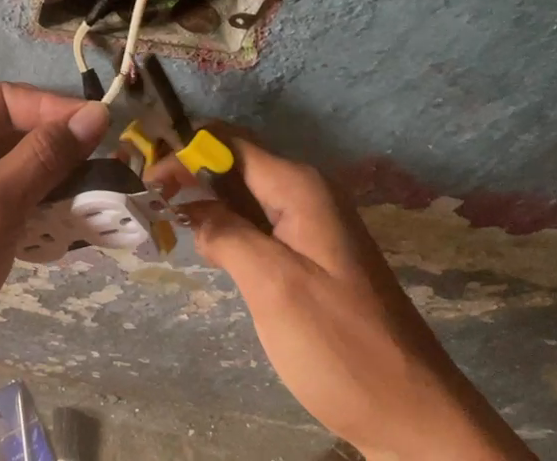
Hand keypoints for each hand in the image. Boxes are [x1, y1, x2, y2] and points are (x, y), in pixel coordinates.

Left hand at [0, 83, 107, 460]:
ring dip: (50, 184)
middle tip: (104, 166)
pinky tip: (64, 234)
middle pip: (5, 135)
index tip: (98, 127)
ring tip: (93, 202)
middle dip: (53, 147)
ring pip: (9, 176)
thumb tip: (94, 114)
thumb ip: (45, 156)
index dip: (48, 106)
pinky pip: (6, 212)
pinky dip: (35, 216)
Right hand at [153, 127, 535, 460]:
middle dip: (187, 172)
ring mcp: (310, 224)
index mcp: (299, 187)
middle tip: (146, 200)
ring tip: (164, 223)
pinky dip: (224, 226)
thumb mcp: (271, 283)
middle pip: (231, 161)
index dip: (180, 152)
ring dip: (202, 200)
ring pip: (240, 192)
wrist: (412, 415)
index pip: (224, 141)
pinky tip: (206, 250)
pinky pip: (256, 221)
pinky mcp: (309, 254)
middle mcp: (305, 193)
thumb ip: (224, 230)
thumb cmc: (339, 345)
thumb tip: (186, 201)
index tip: (144, 181)